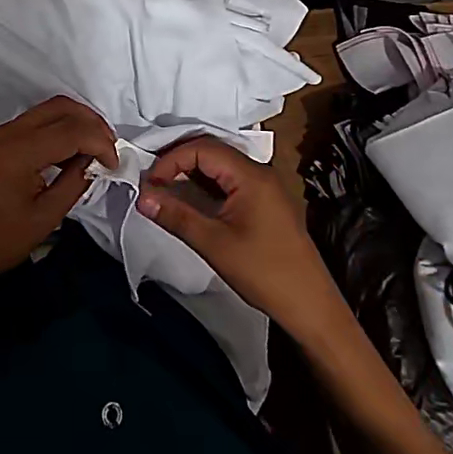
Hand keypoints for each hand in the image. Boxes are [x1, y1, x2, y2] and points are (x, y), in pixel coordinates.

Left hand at [0, 96, 118, 316]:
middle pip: (61, 107)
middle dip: (92, 123)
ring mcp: (0, 134)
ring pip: (49, 110)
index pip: (72, 129)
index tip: (114, 164)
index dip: (100, 142)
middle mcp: (8, 133)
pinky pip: (36, 121)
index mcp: (19, 151)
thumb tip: (95, 161)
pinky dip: (60, 128)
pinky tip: (72, 152)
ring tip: (96, 150)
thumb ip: (75, 182)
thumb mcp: (45, 217)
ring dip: (76, 122)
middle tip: (110, 149)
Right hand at [135, 137, 346, 339]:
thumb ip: (176, 216)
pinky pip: (230, 179)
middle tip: (152, 181)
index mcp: (251, 175)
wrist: (310, 304)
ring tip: (164, 189)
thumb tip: (142, 197)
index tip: (149, 183)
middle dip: (178, 160)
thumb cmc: (264, 272)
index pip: (202, 148)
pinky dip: (206, 183)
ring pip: (220, 164)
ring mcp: (264, 186)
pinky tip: (189, 199)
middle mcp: (259, 172)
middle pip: (211, 150)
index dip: (171, 160)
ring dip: (191, 171)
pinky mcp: (265, 201)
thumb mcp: (214, 243)